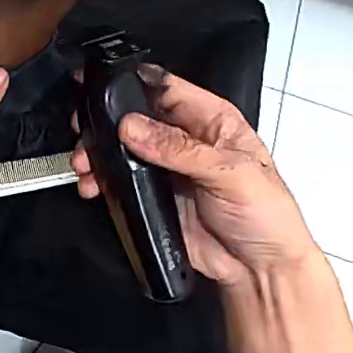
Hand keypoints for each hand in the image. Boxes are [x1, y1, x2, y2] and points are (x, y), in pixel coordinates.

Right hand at [72, 65, 319, 286]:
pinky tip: (93, 184)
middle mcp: (183, 138)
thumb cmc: (266, 217)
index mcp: (210, 121)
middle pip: (133, 114)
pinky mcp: (148, 192)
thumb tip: (133, 127)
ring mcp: (163, 165)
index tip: (102, 85)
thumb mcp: (230, 175)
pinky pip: (115, 177)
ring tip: (86, 161)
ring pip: (118, 145)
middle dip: (104, 119)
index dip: (133, 81)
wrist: (256, 271)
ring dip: (97, 151)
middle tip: (86, 127)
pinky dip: (98, 178)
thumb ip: (180, 149)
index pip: (165, 87)